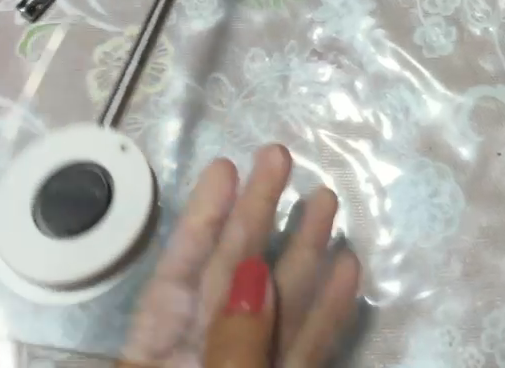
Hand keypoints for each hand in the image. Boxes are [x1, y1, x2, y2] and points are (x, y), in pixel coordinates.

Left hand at [121, 144, 361, 367]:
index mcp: (156, 359)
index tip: (225, 166)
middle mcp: (199, 358)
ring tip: (326, 197)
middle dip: (258, 215)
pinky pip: (305, 350)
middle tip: (279, 156)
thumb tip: (256, 276)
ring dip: (303, 251)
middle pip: (232, 277)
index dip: (202, 218)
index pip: (178, 276)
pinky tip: (347, 266)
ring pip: (276, 308)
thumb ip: (231, 345)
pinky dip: (327, 311)